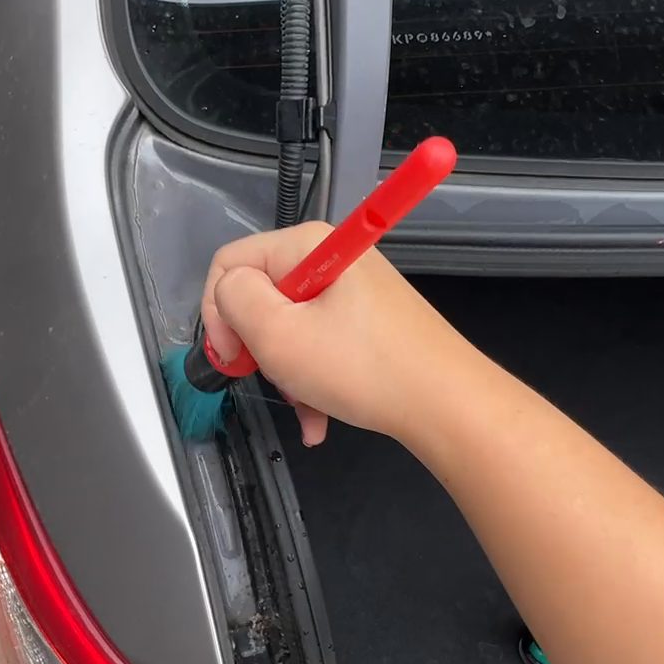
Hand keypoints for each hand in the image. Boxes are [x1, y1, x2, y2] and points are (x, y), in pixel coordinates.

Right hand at [200, 221, 476, 446]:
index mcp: (306, 244)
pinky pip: (320, 343)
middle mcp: (330, 255)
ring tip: (305, 408)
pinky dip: (312, 380)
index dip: (217, 314)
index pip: (229, 264)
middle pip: (260, 297)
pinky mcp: (369, 320)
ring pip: (289, 328)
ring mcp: (352, 289)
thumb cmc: (359, 367)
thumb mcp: (277, 333)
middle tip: (270, 381)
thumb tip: (229, 293)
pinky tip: (318, 419)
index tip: (232, 358)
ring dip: (286, 372)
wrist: (446, 404)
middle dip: (257, 347)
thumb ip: (234, 299)